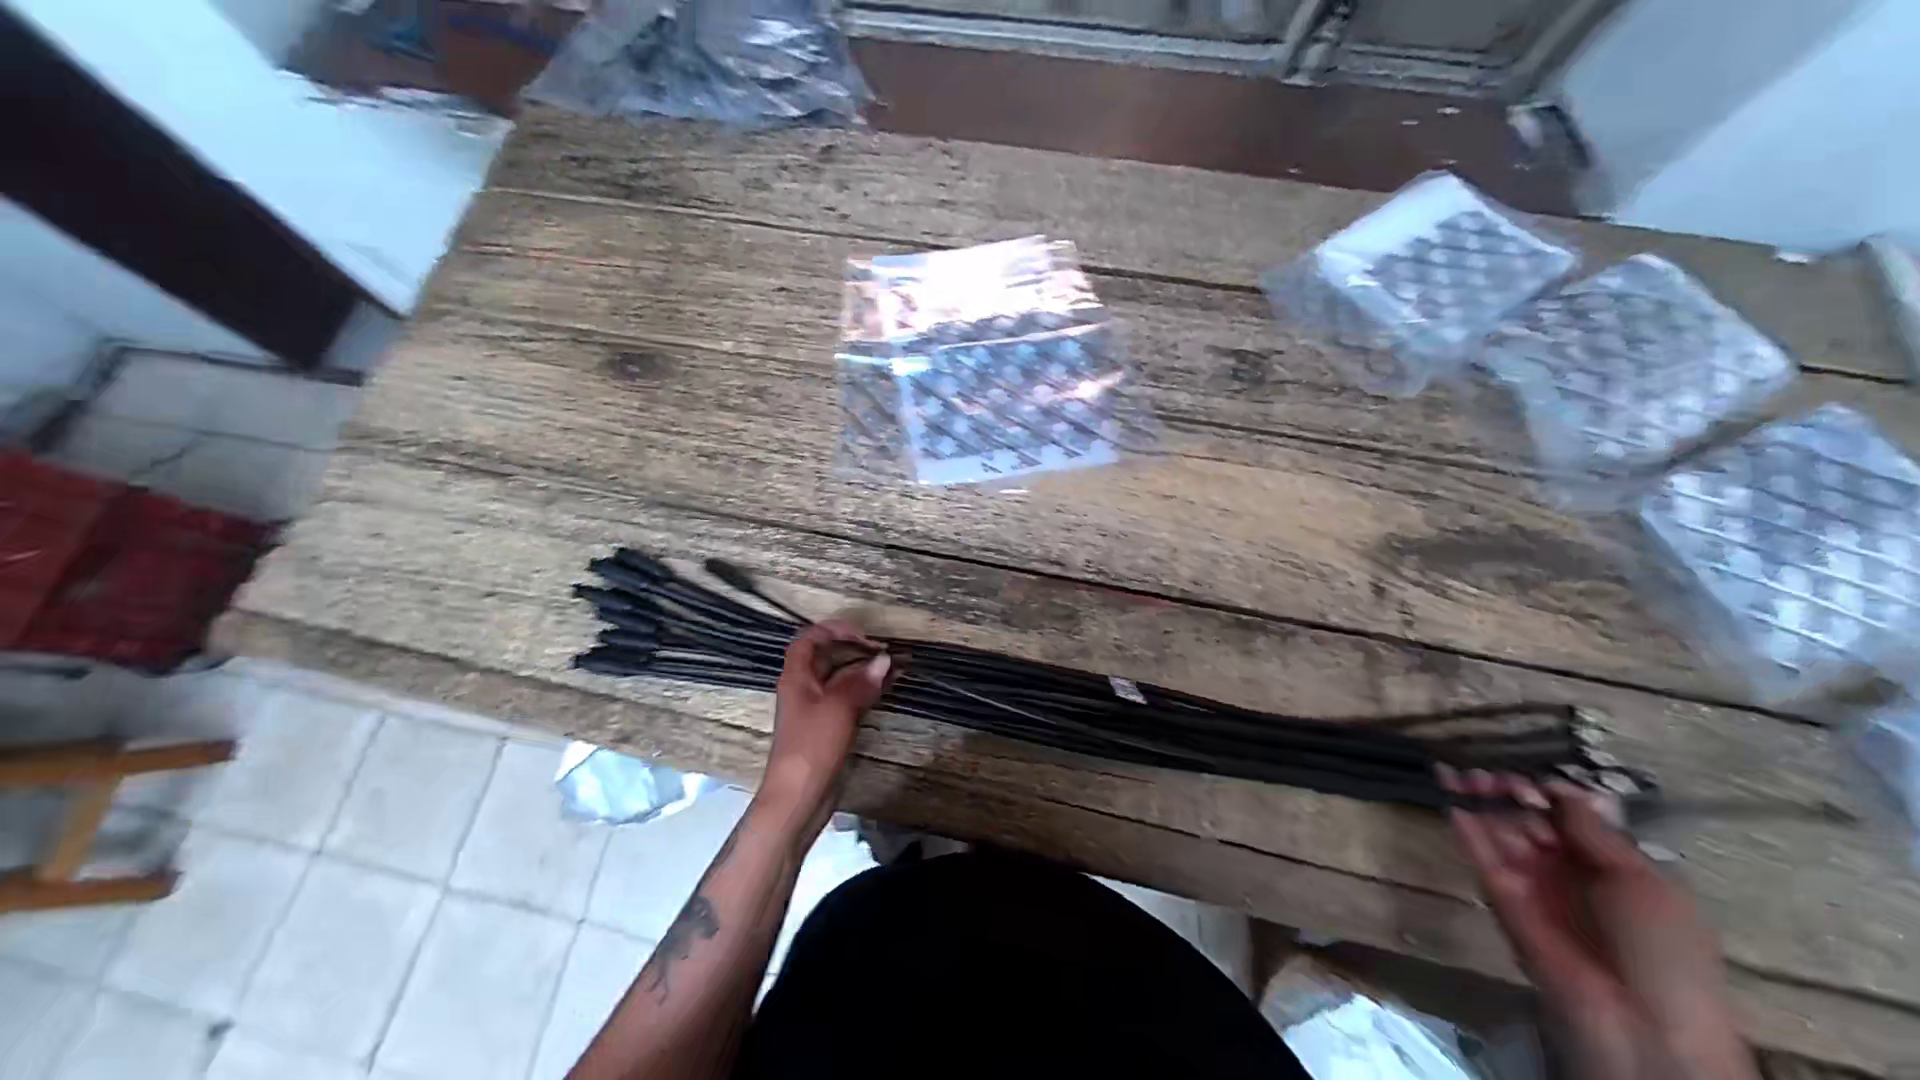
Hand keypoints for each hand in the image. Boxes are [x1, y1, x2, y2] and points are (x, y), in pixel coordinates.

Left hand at [763, 621, 890, 811]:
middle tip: (884, 651)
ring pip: (840, 680)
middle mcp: (804, 689)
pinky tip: (886, 689)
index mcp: (796, 678)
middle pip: (826, 658)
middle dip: (854, 650)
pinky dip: (865, 691)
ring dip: (863, 671)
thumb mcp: (838, 708)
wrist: (799, 798)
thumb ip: (861, 682)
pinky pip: (847, 700)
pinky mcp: (828, 728)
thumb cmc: (812, 747)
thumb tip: (884, 660)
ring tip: (893, 667)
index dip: (833, 630)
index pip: (808, 640)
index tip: (863, 635)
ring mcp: (816, 710)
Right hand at [1441, 768, 1756, 1079]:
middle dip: (1508, 791)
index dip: (1547, 792)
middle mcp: (1566, 868)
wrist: (1637, 1018)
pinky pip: (1481, 856)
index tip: (1533, 779)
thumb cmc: (1660, 947)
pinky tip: (1451, 802)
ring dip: (1480, 802)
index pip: (1567, 816)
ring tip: (1460, 776)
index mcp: (1609, 864)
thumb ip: (1593, 832)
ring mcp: (1530, 881)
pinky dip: (1466, 829)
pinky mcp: (1499, 895)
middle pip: (1529, 818)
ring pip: (1500, 831)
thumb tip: (1558, 786)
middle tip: (1489, 775)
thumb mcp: (1641, 881)